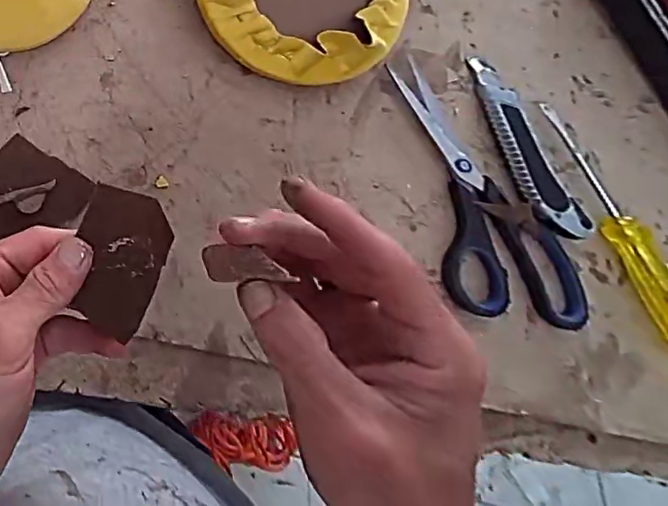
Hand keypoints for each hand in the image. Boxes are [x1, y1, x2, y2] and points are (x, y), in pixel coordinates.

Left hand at [0, 227, 125, 503]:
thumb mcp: (6, 335)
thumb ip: (45, 288)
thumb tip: (78, 249)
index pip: (40, 240)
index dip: (75, 245)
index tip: (110, 252)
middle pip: (55, 267)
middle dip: (89, 277)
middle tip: (123, 284)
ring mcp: (14, 319)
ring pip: (64, 298)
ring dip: (93, 308)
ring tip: (123, 314)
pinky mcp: (26, 347)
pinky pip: (64, 329)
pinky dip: (87, 335)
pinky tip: (110, 341)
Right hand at [221, 177, 485, 504]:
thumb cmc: (388, 495)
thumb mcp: (342, 423)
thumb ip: (298, 349)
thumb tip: (253, 285)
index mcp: (434, 342)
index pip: (386, 263)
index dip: (338, 222)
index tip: (297, 192)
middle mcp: (409, 324)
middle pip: (349, 261)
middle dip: (292, 239)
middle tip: (237, 229)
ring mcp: (379, 331)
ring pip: (329, 273)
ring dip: (281, 254)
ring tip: (233, 243)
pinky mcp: (352, 343)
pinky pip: (314, 301)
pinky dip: (279, 285)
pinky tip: (248, 274)